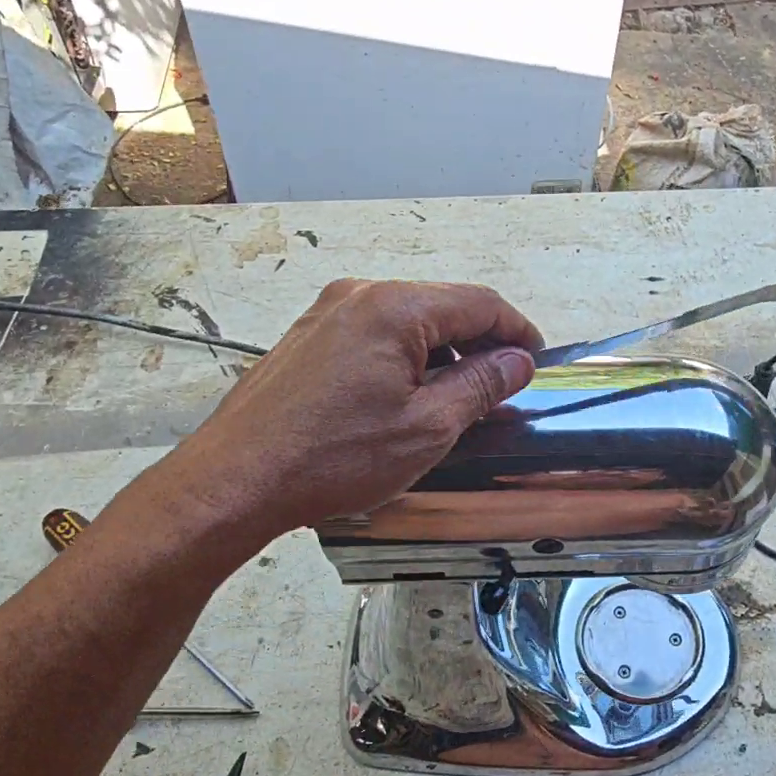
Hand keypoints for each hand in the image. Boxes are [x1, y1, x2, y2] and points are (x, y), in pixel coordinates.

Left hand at [152, 279, 542, 559]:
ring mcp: (326, 315)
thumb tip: (517, 361)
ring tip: (457, 402)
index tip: (537, 361)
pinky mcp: (307, 340)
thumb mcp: (428, 427)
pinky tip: (407, 401)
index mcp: (394, 308)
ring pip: (408, 324)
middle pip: (442, 308)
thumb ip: (481, 385)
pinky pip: (374, 337)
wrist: (238, 479)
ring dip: (443, 355)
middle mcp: (358, 296)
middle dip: (480, 345)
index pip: (479, 303)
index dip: (517, 331)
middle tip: (502, 389)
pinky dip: (405, 361)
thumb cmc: (334, 456)